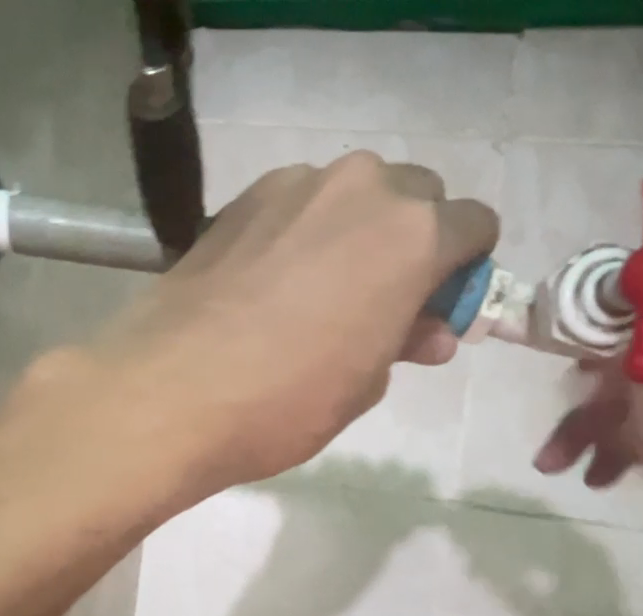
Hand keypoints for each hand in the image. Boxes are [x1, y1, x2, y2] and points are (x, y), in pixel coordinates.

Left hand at [19, 152, 497, 500]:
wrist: (169, 392)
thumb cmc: (284, 402)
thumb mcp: (365, 385)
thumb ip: (405, 341)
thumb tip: (427, 330)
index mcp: (413, 234)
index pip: (473, 226)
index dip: (462, 271)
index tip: (434, 311)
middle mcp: (360, 188)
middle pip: (412, 198)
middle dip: (409, 243)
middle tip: (378, 305)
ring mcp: (293, 185)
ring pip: (349, 196)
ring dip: (351, 234)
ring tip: (316, 297)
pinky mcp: (238, 199)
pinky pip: (294, 205)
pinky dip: (298, 233)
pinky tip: (268, 286)